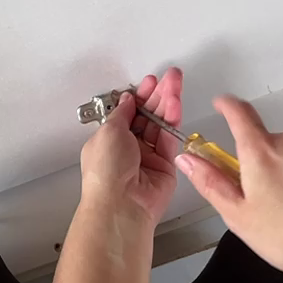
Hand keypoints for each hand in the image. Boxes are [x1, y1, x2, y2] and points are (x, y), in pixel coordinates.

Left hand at [78, 67, 183, 228]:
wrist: (121, 204)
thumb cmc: (106, 174)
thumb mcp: (108, 131)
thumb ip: (122, 113)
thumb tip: (126, 99)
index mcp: (109, 139)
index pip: (128, 111)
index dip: (139, 95)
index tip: (150, 82)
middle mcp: (128, 148)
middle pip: (147, 115)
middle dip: (158, 94)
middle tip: (170, 77)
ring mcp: (148, 157)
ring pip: (160, 124)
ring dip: (168, 102)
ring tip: (176, 83)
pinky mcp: (166, 166)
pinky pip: (170, 138)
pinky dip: (173, 119)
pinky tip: (176, 103)